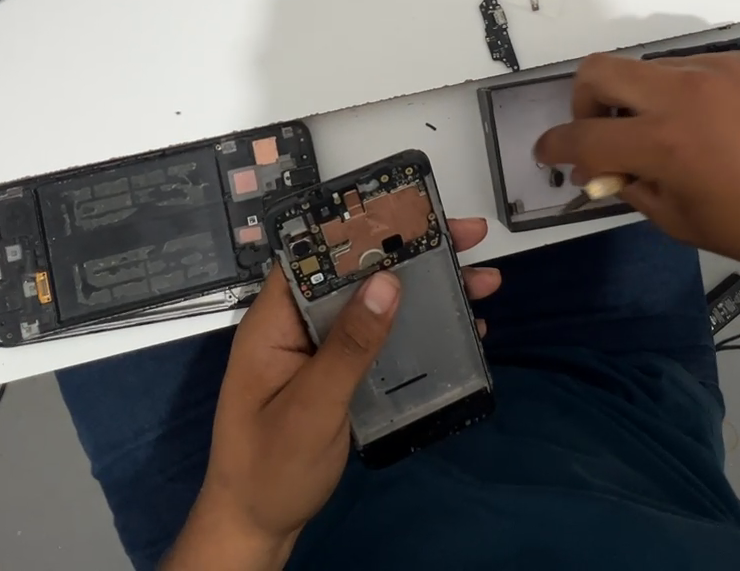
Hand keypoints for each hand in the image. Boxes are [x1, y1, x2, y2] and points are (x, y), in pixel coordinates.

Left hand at [167, 218, 499, 569]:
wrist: (255, 529)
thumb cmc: (270, 469)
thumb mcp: (310, 408)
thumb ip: (349, 346)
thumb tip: (387, 282)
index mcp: (276, 318)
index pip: (319, 252)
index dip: (366, 225)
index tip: (416, 212)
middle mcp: (301, 322)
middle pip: (359, 270)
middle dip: (416, 251)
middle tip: (469, 238)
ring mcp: (323, 345)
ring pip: (379, 300)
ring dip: (430, 289)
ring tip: (484, 283)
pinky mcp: (343, 368)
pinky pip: (385, 334)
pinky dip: (422, 326)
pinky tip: (461, 327)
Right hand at [532, 51, 739, 287]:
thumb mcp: (686, 224)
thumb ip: (633, 190)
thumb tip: (604, 172)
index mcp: (666, 141)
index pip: (584, 137)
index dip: (554, 148)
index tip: (546, 155)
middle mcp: (684, 92)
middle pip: (599, 70)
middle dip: (583, 103)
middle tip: (600, 135)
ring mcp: (717, 70)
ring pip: (646, 66)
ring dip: (634, 97)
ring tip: (662, 135)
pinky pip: (690, 67)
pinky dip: (678, 93)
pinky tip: (707, 125)